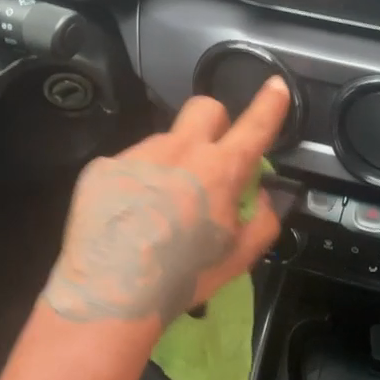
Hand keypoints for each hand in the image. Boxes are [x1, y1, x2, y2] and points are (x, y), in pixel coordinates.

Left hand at [42, 78, 290, 328]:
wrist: (113, 293)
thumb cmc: (186, 277)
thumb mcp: (242, 256)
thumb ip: (263, 218)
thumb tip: (260, 194)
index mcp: (220, 171)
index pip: (254, 126)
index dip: (270, 104)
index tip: (276, 85)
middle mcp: (179, 151)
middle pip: (205, 108)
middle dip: (216, 123)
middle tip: (213, 157)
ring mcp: (137, 155)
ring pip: (165, 142)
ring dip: (174, 163)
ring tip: (162, 208)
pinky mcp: (102, 168)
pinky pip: (131, 165)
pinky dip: (140, 183)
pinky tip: (133, 217)